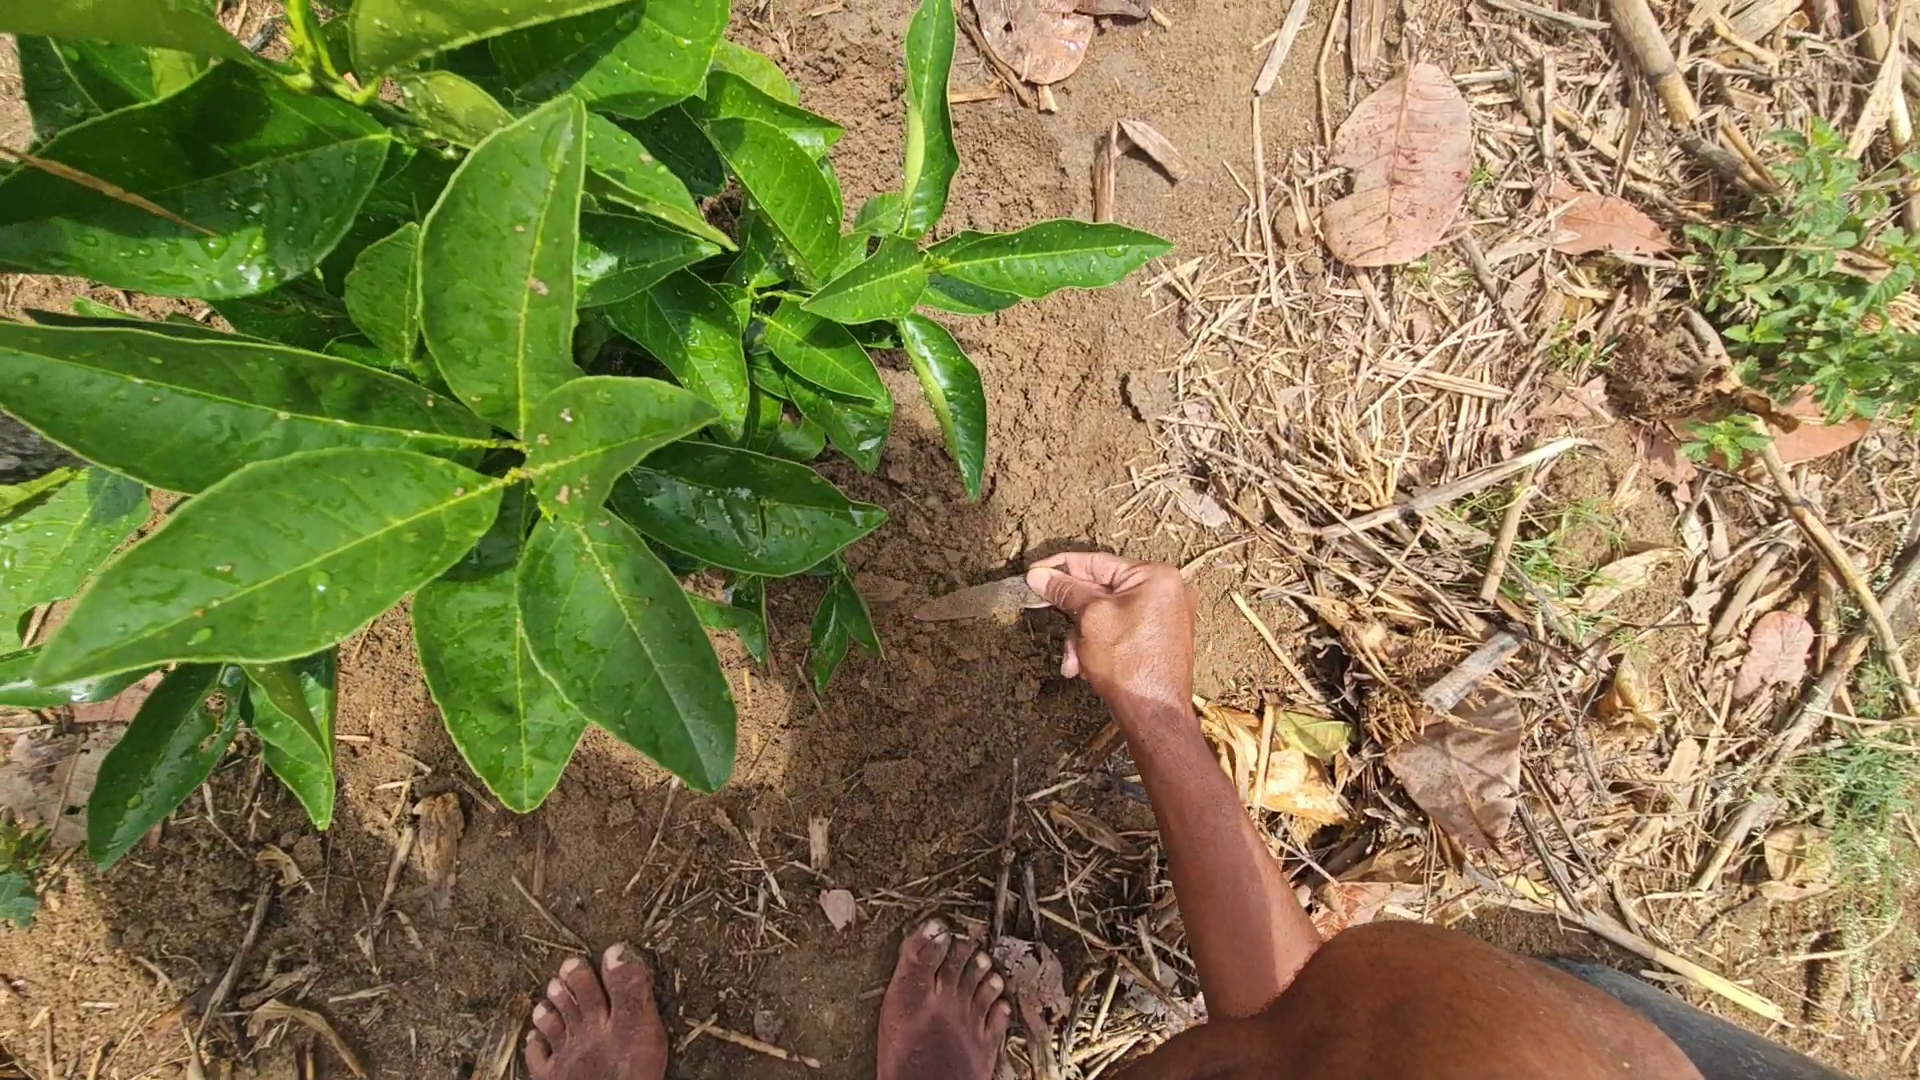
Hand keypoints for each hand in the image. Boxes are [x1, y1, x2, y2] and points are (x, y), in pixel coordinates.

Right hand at [1025, 552, 1194, 711]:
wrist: (1155, 714)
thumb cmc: (1129, 663)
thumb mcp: (1090, 618)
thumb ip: (1065, 591)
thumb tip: (1039, 575)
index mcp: (1155, 576)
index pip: (1097, 562)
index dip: (1061, 567)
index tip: (1035, 571)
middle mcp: (1164, 591)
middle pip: (1100, 590)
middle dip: (1071, 611)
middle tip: (1041, 607)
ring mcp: (1162, 616)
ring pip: (1105, 614)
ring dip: (1081, 635)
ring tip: (1072, 660)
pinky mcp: (1156, 638)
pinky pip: (1117, 630)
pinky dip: (1096, 645)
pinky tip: (1082, 666)